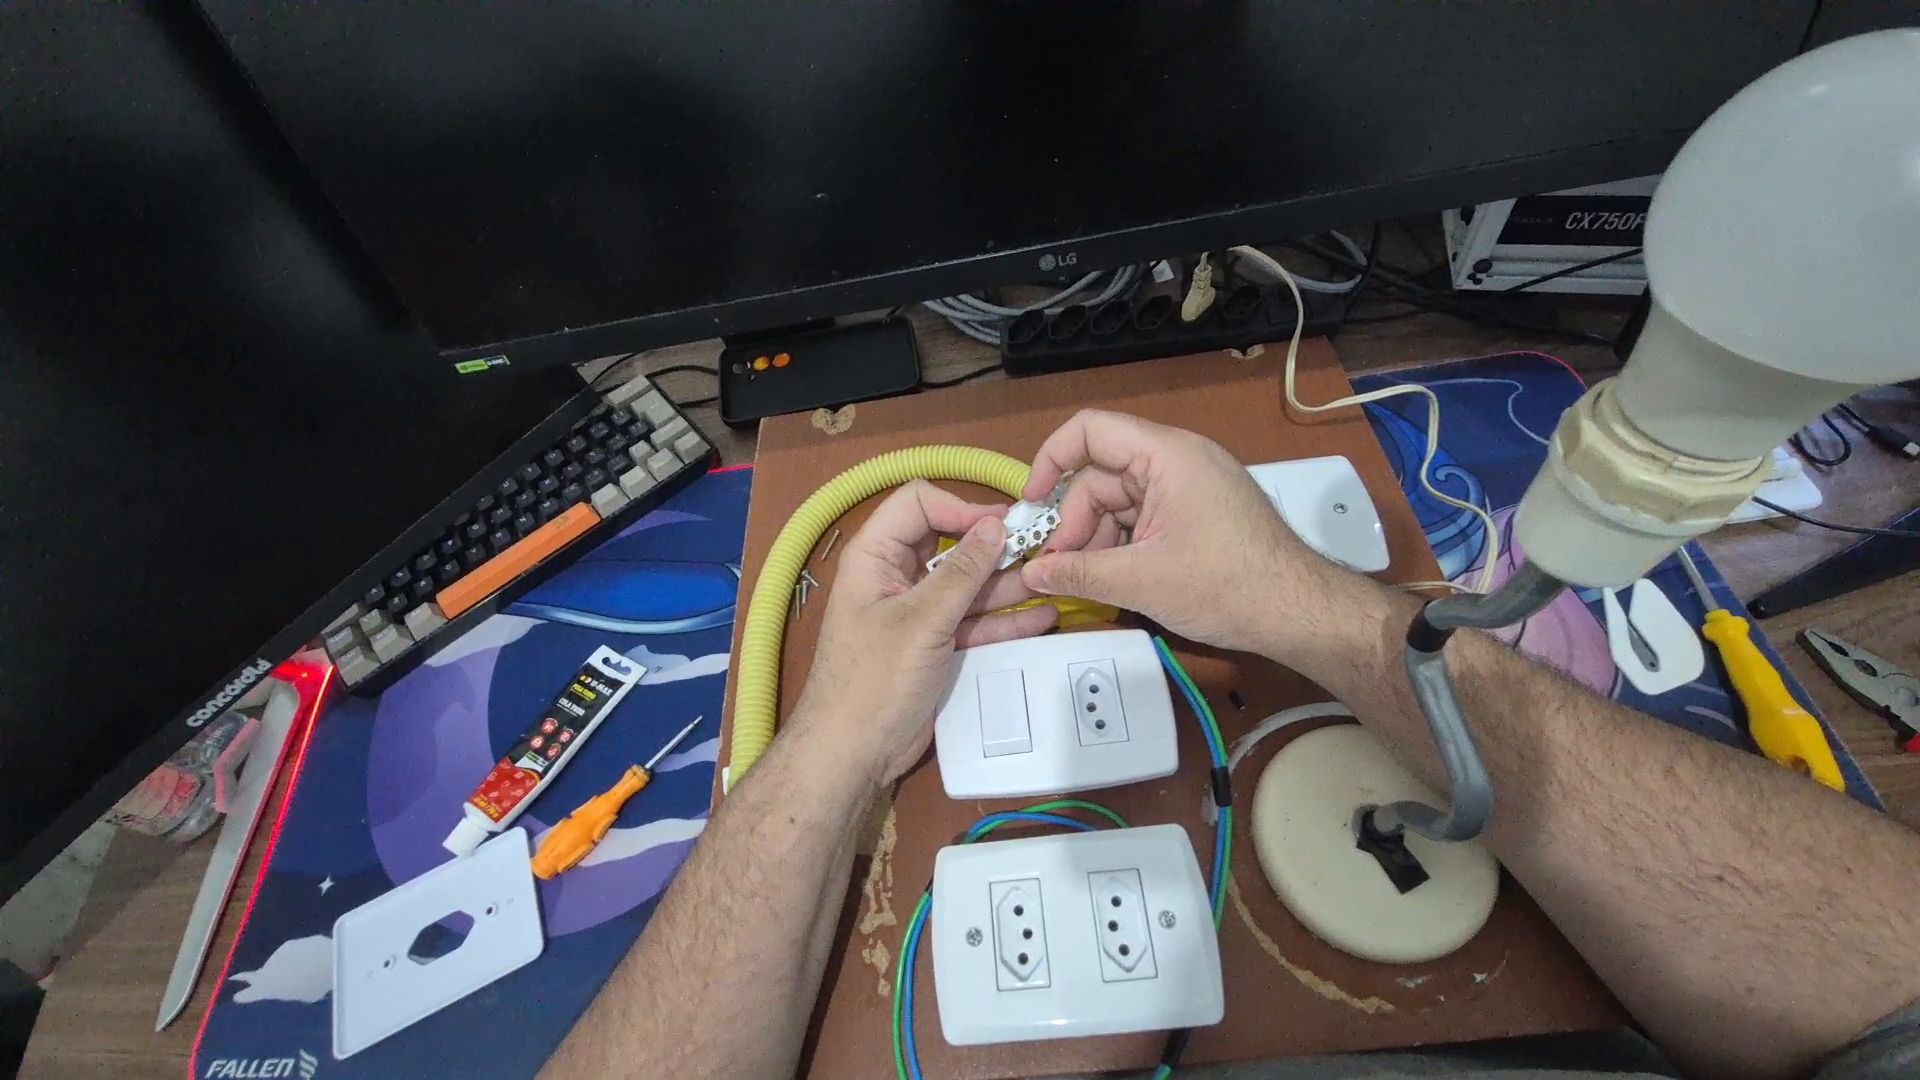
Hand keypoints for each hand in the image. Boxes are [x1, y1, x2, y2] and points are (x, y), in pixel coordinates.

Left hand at [791, 481, 1057, 785]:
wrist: (854, 753)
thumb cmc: (875, 680)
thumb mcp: (922, 621)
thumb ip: (962, 573)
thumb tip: (996, 525)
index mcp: (876, 556)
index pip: (919, 504)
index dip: (960, 507)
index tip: (1002, 524)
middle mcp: (897, 576)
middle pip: (950, 543)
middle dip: (993, 546)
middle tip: (1041, 547)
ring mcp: (919, 611)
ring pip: (968, 584)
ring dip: (1006, 583)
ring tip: (1052, 579)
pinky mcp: (937, 643)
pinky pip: (973, 620)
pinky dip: (1003, 619)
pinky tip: (1042, 616)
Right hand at [1019, 409, 1365, 664]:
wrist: (1300, 613)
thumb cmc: (1226, 586)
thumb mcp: (1142, 580)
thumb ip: (1078, 573)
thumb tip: (1029, 574)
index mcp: (1166, 455)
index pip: (1090, 430)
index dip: (1051, 460)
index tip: (1032, 504)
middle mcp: (1176, 460)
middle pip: (1101, 475)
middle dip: (1075, 521)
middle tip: (1058, 567)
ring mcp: (1188, 487)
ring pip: (1118, 502)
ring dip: (1096, 539)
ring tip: (1087, 581)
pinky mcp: (1194, 512)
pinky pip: (1141, 519)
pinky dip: (1121, 545)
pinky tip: (1113, 579)